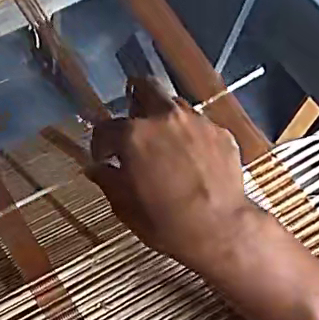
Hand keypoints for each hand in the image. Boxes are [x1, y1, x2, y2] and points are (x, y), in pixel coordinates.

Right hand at [86, 78, 274, 276]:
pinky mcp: (222, 134)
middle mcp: (166, 118)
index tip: (103, 158)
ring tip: (165, 147)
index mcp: (134, 135)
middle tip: (133, 125)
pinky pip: (200, 127)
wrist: (220, 230)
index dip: (100, 144)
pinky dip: (191, 138)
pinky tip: (192, 161)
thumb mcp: (126, 208)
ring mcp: (198, 123)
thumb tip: (96, 169)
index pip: (106, 128)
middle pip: (146, 89)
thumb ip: (108, 181)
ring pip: (176, 107)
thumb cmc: (168, 224)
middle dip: (135, 102)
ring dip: (165, 120)